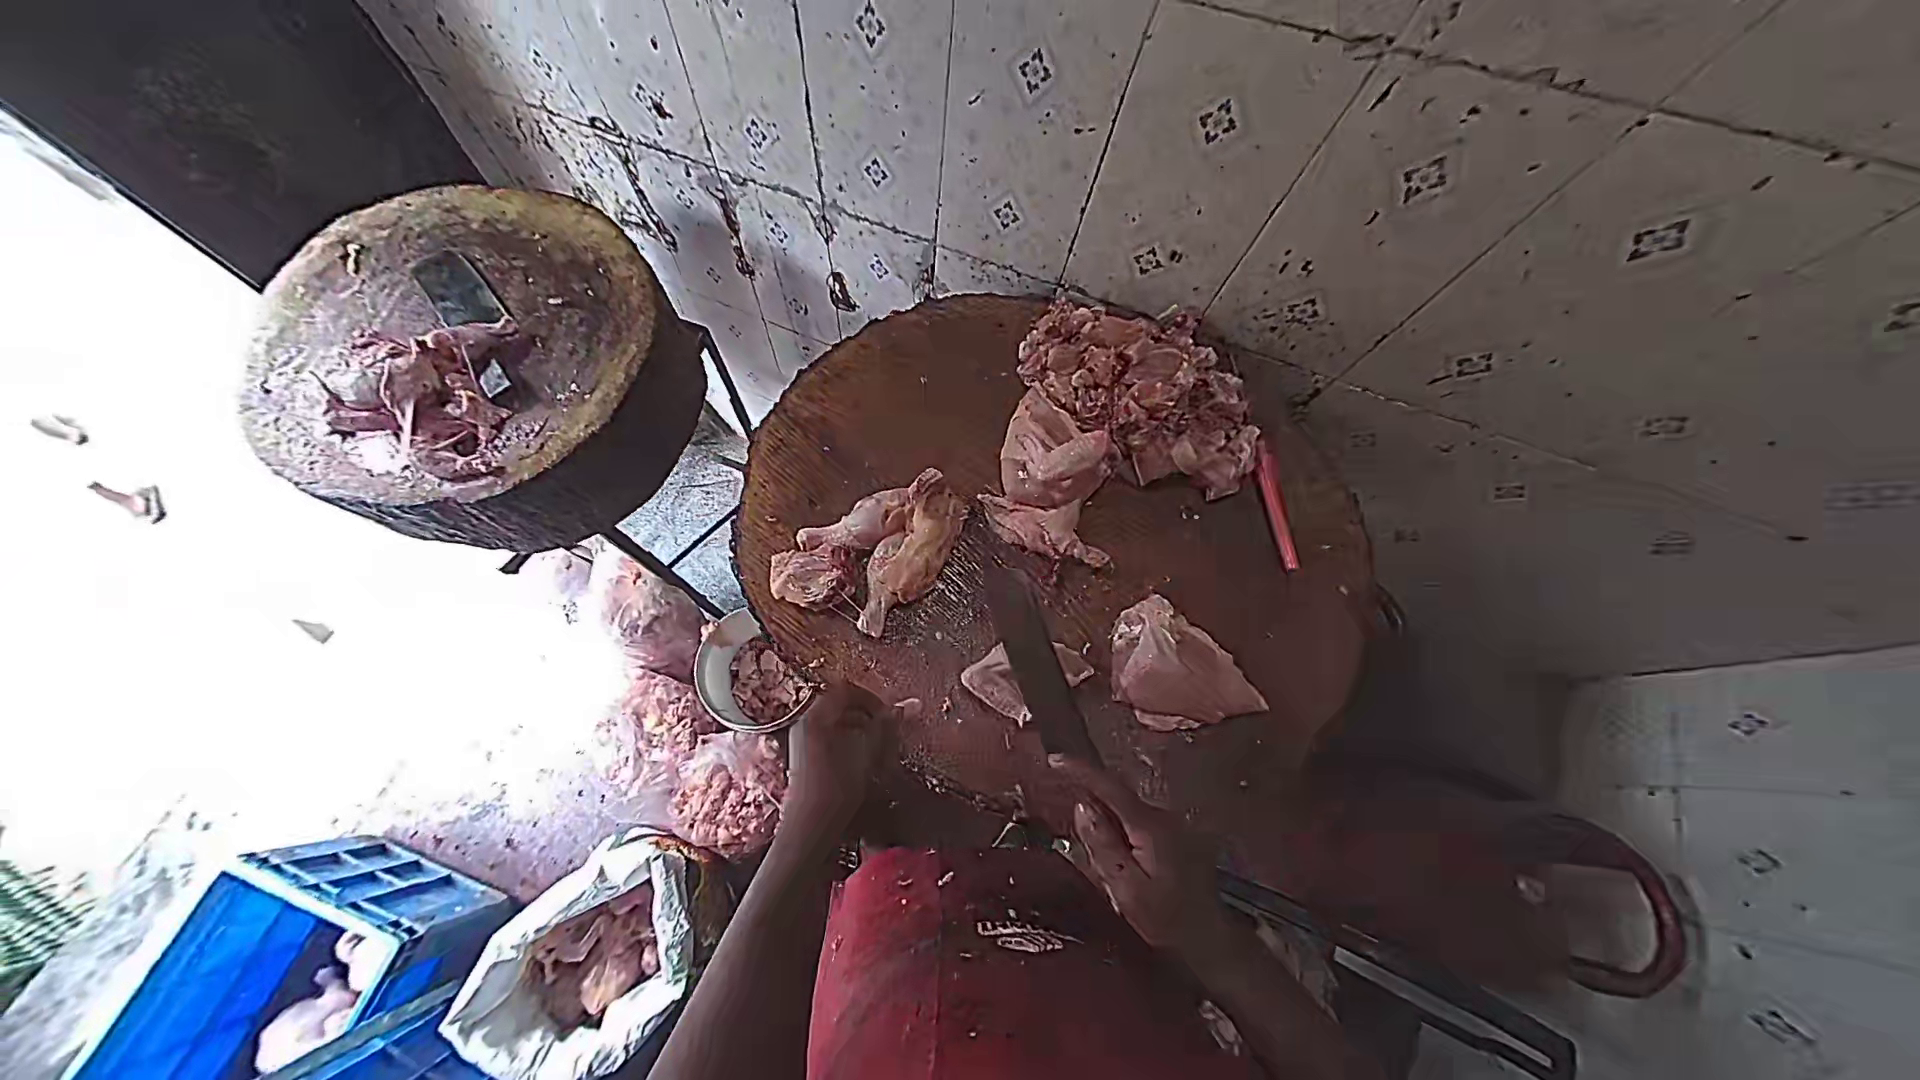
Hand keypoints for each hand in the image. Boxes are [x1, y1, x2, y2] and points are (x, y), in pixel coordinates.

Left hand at [781, 679, 888, 842]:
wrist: (809, 829)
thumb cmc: (837, 788)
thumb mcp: (867, 752)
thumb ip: (888, 725)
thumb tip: (913, 703)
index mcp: (817, 716)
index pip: (846, 690)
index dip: (870, 697)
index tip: (889, 711)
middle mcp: (806, 724)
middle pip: (841, 705)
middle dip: (868, 713)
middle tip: (888, 727)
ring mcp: (803, 742)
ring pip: (837, 723)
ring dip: (861, 728)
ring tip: (880, 745)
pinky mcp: (806, 759)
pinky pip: (831, 738)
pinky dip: (850, 742)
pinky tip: (865, 761)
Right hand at [1049, 755, 1231, 964]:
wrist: (1213, 942)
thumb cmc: (1168, 922)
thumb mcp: (1128, 890)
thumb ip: (1103, 846)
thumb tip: (1081, 805)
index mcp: (1149, 825)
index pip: (1109, 786)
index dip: (1079, 769)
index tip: (1053, 759)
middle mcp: (1161, 816)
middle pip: (1115, 793)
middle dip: (1085, 791)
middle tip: (1055, 797)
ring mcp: (1169, 824)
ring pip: (1123, 807)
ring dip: (1099, 810)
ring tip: (1074, 824)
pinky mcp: (1171, 836)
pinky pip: (1133, 819)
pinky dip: (1113, 823)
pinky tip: (1104, 842)